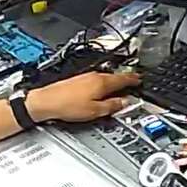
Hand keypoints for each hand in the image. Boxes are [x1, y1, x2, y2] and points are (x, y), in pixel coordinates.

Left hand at [25, 71, 140, 123]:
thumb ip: (112, 106)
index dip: (133, 80)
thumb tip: (124, 102)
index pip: (123, 79)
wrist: (46, 102)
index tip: (140, 80)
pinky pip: (97, 79)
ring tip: (121, 85)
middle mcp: (94, 76)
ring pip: (105, 77)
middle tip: (134, 81)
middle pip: (115, 76)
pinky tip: (102, 89)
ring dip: (114, 81)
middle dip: (125, 79)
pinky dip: (104, 83)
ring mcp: (86, 76)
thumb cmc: (68, 106)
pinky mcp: (78, 80)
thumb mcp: (95, 111)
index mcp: (102, 82)